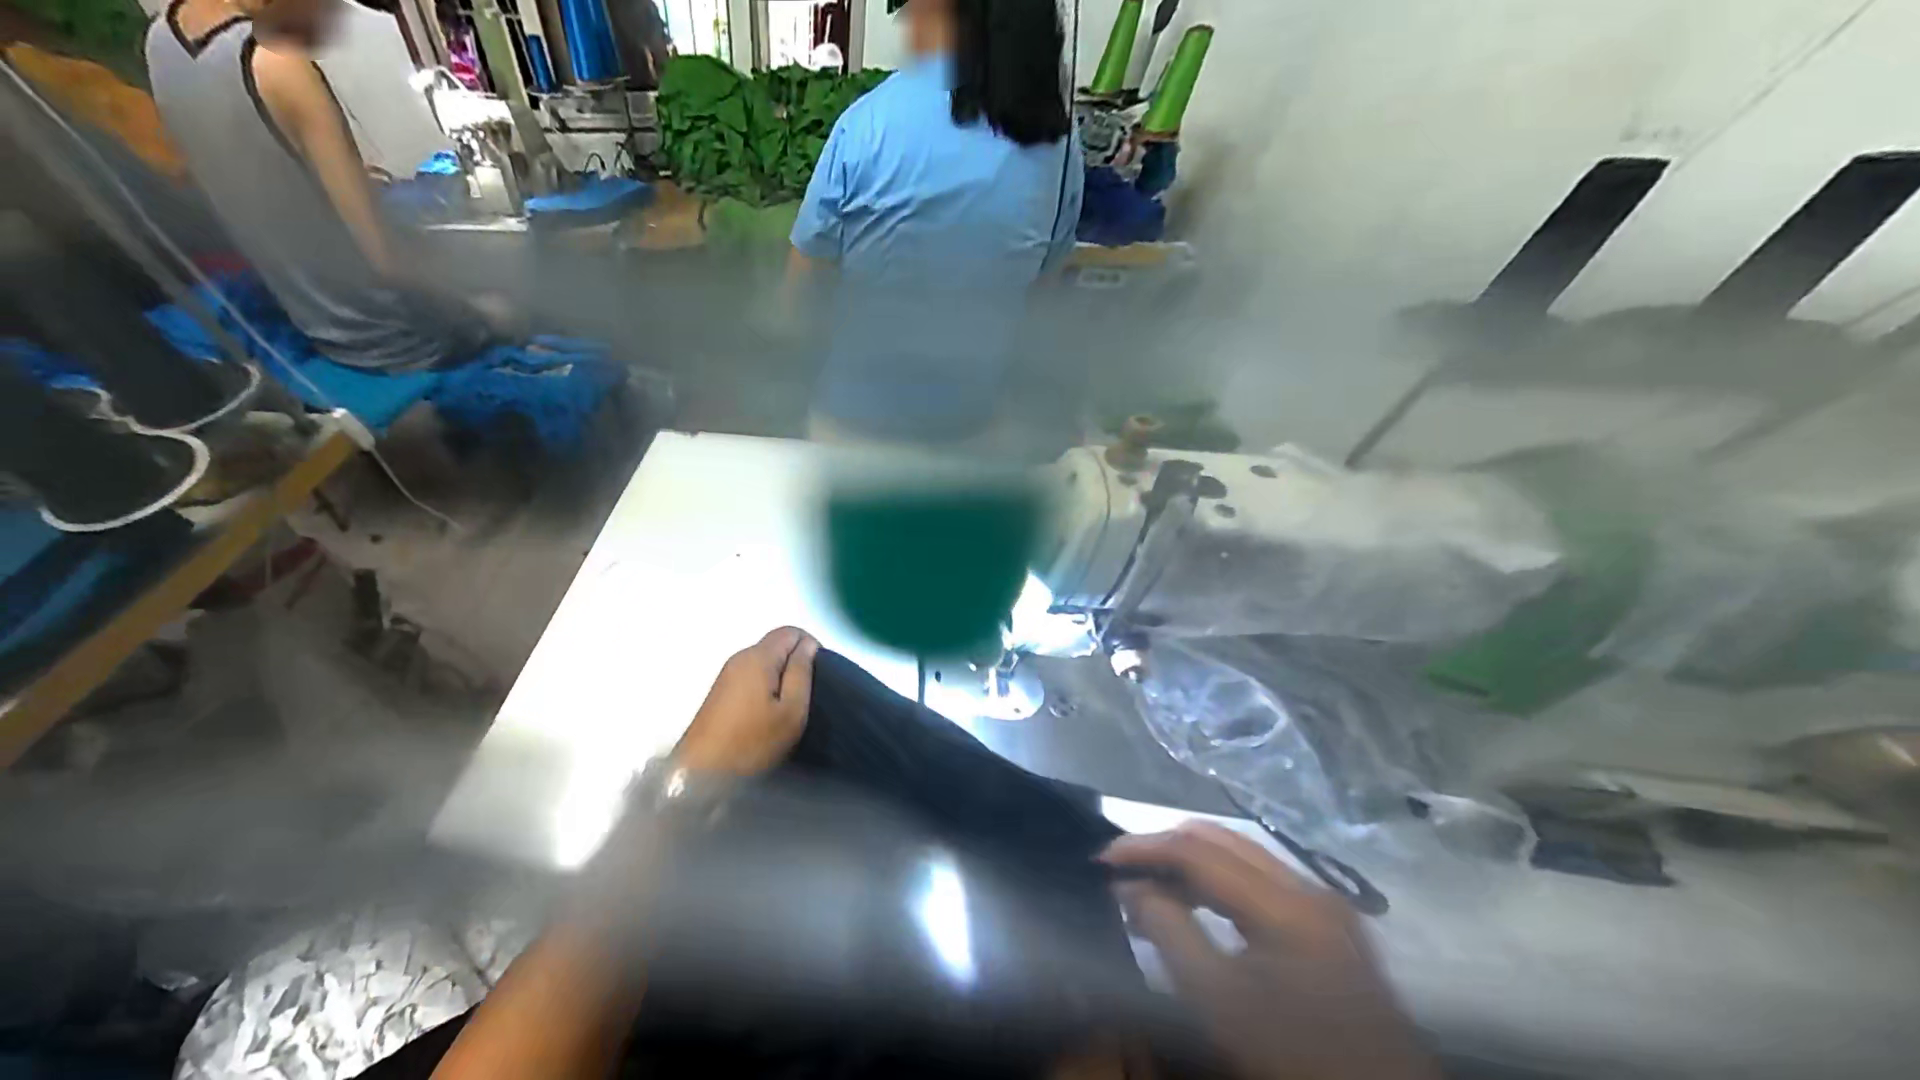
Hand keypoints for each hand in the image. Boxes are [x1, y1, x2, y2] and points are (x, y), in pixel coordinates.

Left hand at [675, 628, 819, 775]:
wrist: (700, 777)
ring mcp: (725, 676)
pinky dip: (765, 691)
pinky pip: (751, 679)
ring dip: (780, 681)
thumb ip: (802, 671)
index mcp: (757, 657)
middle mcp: (738, 659)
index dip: (811, 647)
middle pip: (776, 645)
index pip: (791, 631)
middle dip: (795, 665)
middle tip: (804, 699)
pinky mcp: (719, 695)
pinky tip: (767, 719)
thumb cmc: (750, 745)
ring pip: (764, 663)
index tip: (817, 677)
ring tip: (786, 713)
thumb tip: (809, 646)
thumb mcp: (791, 710)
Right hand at [1102, 824, 1437, 1079]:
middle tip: (1121, 868)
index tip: (1100, 860)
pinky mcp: (1329, 922)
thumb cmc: (1293, 1059)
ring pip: (1241, 854)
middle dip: (1165, 846)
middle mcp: (1307, 885)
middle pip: (1221, 839)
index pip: (1198, 849)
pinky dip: (1219, 881)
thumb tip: (1129, 887)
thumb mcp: (1220, 1004)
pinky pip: (1260, 879)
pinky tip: (1194, 904)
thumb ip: (1170, 933)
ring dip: (1190, 862)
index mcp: (1284, 902)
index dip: (1143, 847)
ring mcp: (1323, 901)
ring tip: (1149, 887)